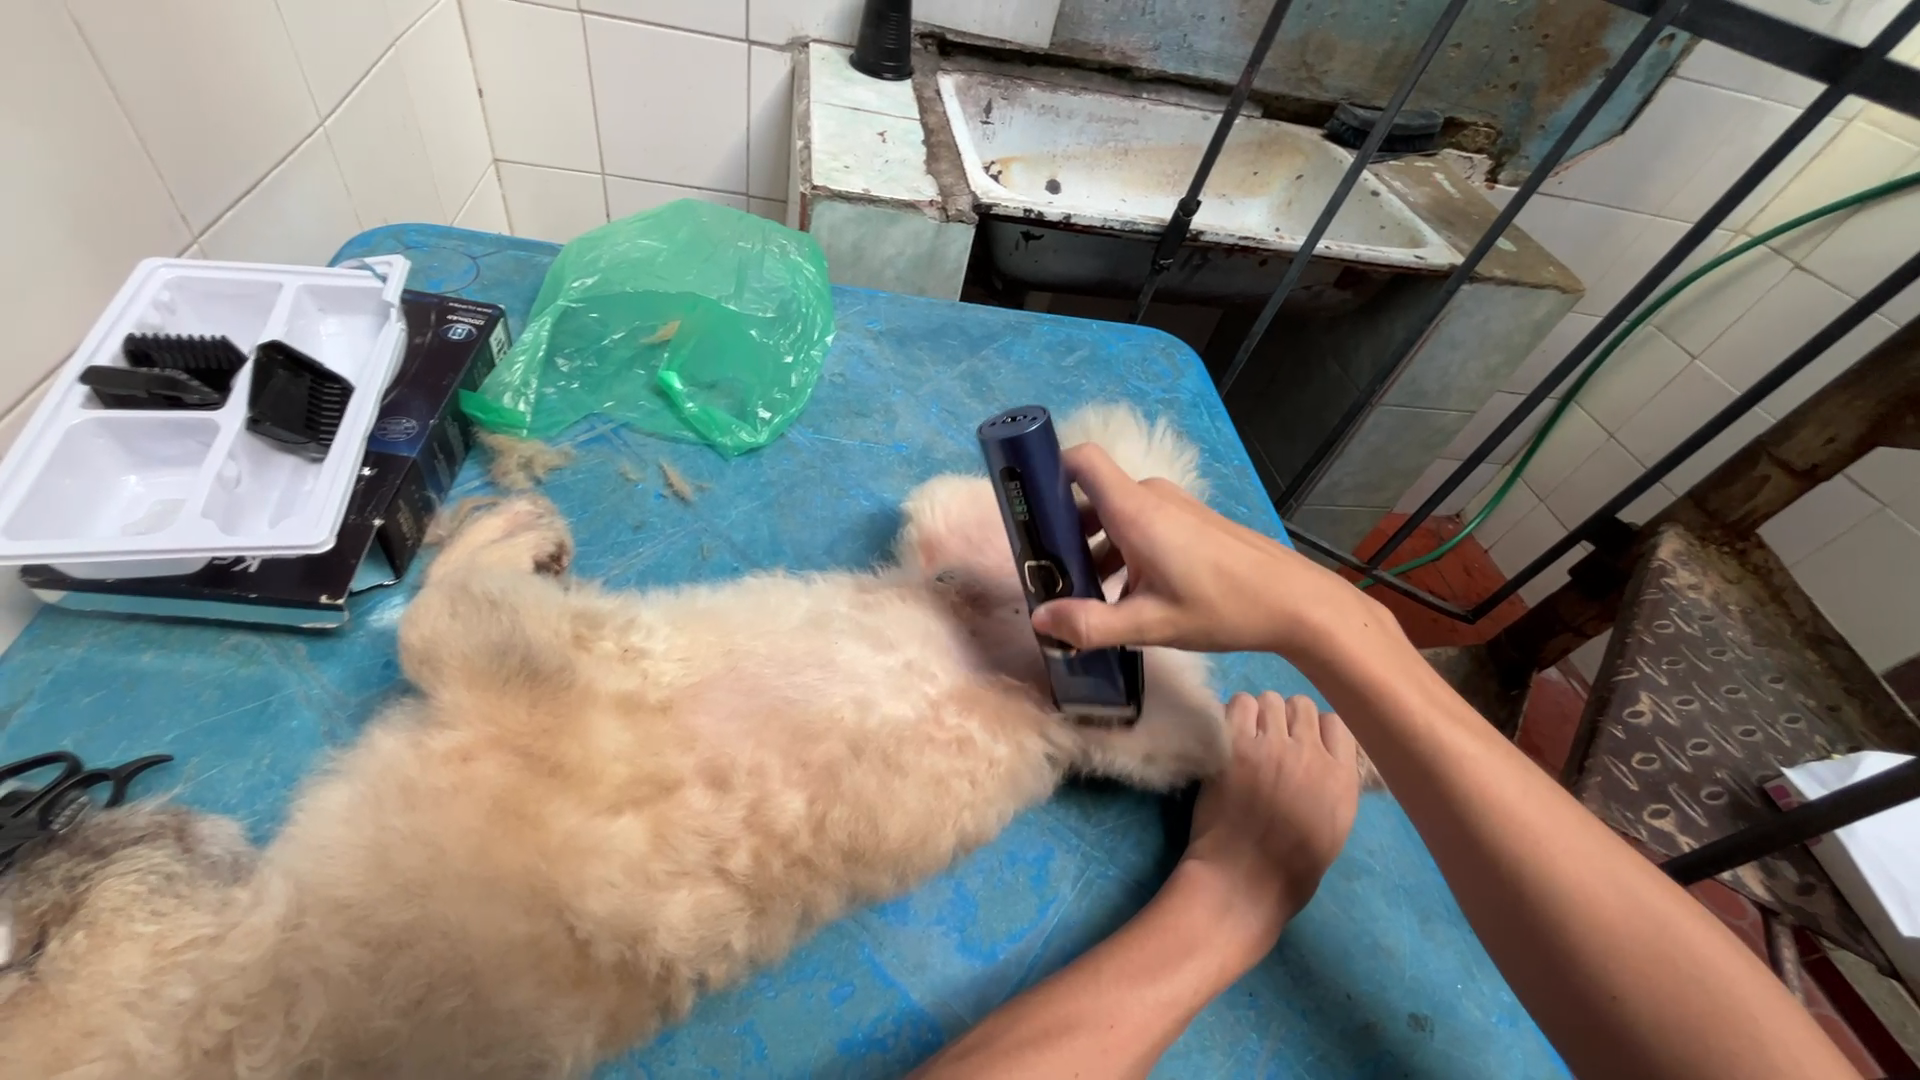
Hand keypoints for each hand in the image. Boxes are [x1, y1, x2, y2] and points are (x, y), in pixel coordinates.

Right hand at [1031, 444, 1381, 656]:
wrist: (1295, 602)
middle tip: (1053, 577)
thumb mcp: (1150, 625)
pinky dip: (1122, 552)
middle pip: (1090, 499)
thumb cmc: (1222, 608)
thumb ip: (1091, 625)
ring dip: (1095, 550)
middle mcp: (1150, 498)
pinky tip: (1130, 598)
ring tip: (1091, 598)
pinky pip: (1140, 525)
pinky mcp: (1188, 521)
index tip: (1030, 511)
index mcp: (1135, 511)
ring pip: (1114, 516)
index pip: (1081, 460)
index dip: (1049, 473)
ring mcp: (1173, 507)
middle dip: (1065, 535)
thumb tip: (1041, 621)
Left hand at [1175, 692, 1360, 956]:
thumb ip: (1329, 786)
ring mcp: (1271, 746)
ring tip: (1243, 735)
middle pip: (1301, 704)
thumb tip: (1316, 757)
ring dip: (1256, 712)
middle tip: (1266, 737)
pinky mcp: (1234, 744)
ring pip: (1268, 699)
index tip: (1299, 741)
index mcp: (1342, 779)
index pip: (1335, 724)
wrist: (1242, 879)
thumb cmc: (1287, 869)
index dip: (1314, 728)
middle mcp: (1310, 754)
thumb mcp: (1331, 828)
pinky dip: (1230, 713)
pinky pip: (1237, 703)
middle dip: (1283, 716)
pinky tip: (1225, 734)